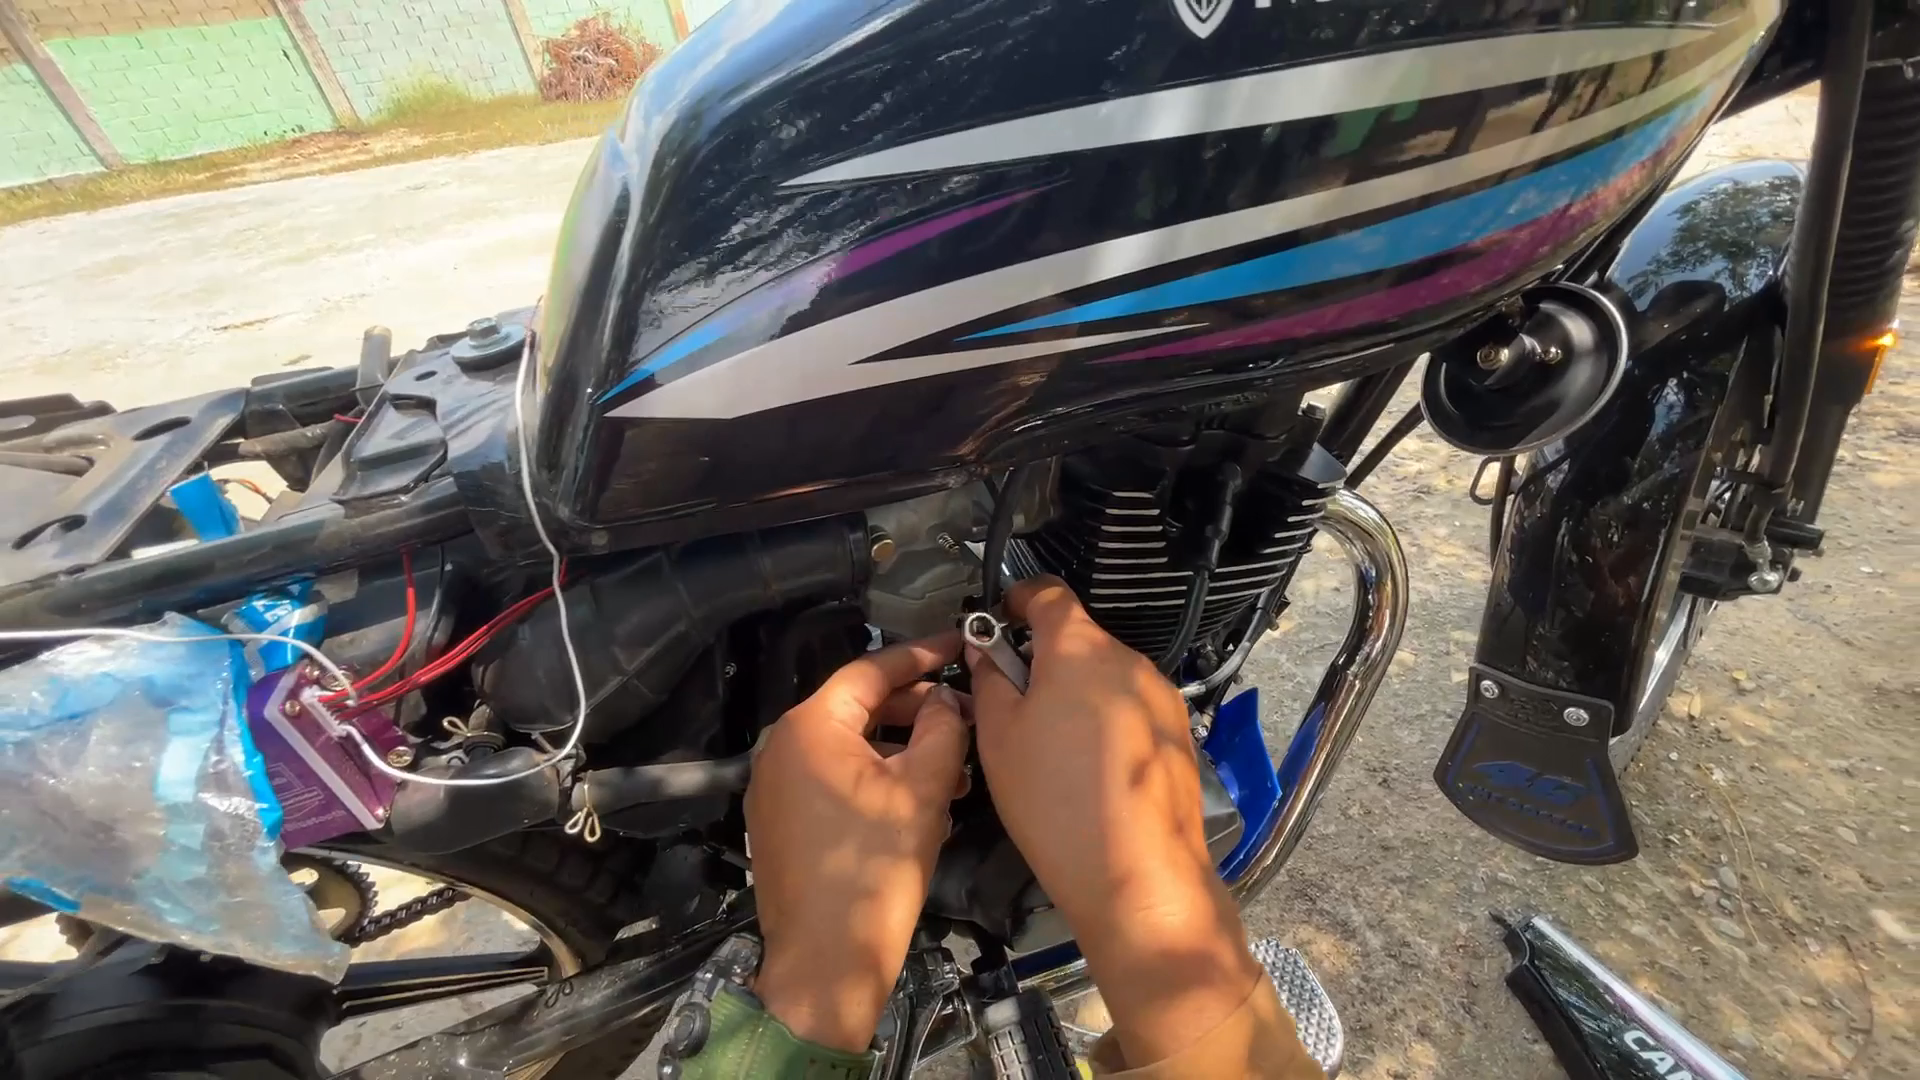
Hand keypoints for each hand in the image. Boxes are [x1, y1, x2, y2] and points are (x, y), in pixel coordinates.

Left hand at [746, 635, 970, 1052]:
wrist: (826, 968)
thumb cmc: (877, 871)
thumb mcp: (923, 789)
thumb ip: (942, 727)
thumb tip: (945, 698)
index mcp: (809, 727)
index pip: (871, 670)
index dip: (921, 655)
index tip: (957, 644)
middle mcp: (782, 746)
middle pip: (859, 706)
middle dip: (916, 709)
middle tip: (965, 714)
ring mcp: (775, 785)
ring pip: (851, 745)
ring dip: (903, 748)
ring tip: (954, 767)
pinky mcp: (781, 819)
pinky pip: (835, 777)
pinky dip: (877, 776)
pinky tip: (920, 795)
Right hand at [968, 578, 1262, 1066]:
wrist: (1140, 878)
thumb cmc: (1054, 800)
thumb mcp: (999, 738)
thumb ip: (990, 679)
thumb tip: (986, 648)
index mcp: (1079, 649)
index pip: (1049, 592)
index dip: (1018, 598)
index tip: (999, 621)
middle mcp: (1128, 659)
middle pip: (1078, 636)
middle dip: (1043, 655)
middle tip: (1015, 699)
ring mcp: (1161, 695)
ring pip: (1106, 672)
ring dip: (1076, 687)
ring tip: (1055, 743)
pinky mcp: (1180, 731)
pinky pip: (1131, 704)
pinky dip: (1106, 715)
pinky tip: (1093, 767)